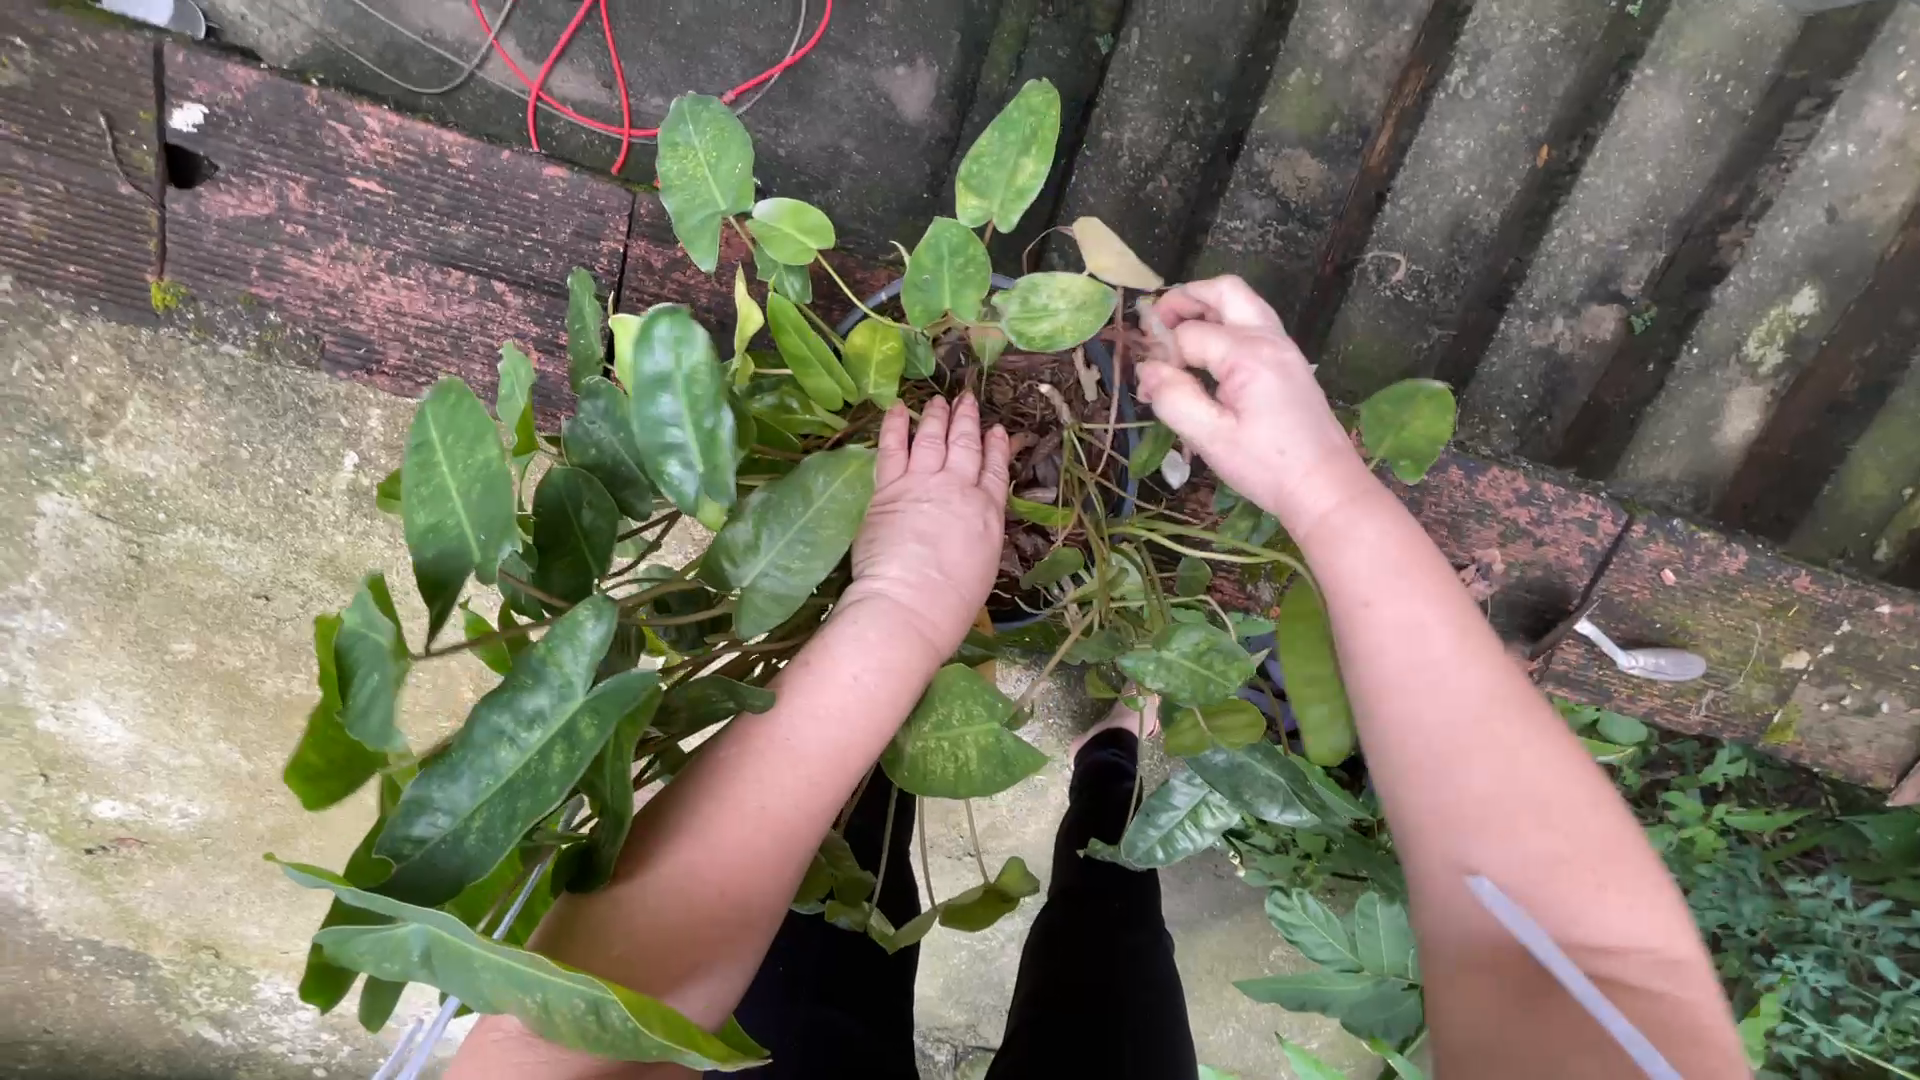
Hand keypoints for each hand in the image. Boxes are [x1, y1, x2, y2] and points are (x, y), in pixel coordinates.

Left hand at [844, 394, 1010, 660]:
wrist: (910, 603)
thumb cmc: (951, 603)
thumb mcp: (983, 566)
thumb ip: (979, 535)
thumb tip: (970, 525)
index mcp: (988, 513)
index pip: (995, 472)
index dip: (997, 449)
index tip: (998, 431)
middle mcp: (958, 490)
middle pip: (965, 447)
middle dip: (968, 421)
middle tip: (968, 400)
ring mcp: (922, 484)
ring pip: (932, 439)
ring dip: (936, 417)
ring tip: (940, 399)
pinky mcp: (888, 489)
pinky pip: (892, 448)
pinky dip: (896, 426)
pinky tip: (898, 408)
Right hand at [1135, 275, 1363, 536]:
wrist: (1324, 486)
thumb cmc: (1267, 466)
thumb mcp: (1210, 438)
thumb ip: (1174, 398)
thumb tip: (1147, 370)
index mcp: (1249, 354)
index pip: (1189, 334)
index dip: (1162, 353)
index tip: (1147, 384)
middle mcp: (1269, 339)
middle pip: (1225, 291)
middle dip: (1185, 298)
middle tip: (1156, 323)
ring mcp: (1284, 348)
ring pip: (1242, 303)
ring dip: (1206, 308)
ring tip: (1175, 333)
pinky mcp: (1288, 363)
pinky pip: (1253, 324)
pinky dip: (1224, 325)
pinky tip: (1205, 357)